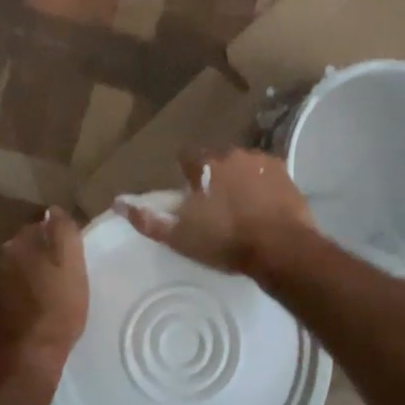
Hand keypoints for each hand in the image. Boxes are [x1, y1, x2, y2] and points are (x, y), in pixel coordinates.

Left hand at [0, 207, 88, 380]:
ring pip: (11, 270)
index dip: (55, 241)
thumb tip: (53, 209)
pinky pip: (2, 293)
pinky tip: (27, 312)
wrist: (28, 359)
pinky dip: (13, 297)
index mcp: (18, 243)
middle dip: (37, 257)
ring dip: (23, 277)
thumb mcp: (73, 268)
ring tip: (42, 297)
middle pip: (22, 249)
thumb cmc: (59, 311)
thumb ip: (63, 232)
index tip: (67, 258)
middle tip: (57, 278)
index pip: (39, 228)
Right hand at [116, 148, 315, 279]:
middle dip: (215, 177)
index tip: (188, 193)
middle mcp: (233, 154)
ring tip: (242, 208)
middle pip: (218, 161)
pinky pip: (268, 176)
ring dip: (241, 180)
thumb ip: (148, 219)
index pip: (187, 158)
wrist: (281, 249)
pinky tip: (265, 208)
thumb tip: (117, 202)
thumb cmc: (226, 242)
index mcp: (206, 165)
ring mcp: (263, 162)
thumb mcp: (181, 237)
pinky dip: (264, 187)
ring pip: (244, 166)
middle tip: (216, 206)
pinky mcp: (286, 175)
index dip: (186, 175)